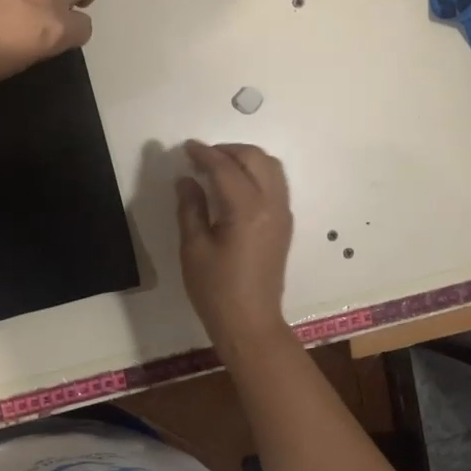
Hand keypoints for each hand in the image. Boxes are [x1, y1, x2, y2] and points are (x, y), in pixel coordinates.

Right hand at [175, 140, 293, 350]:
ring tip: (219, 167)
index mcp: (247, 210)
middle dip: (228, 151)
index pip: (226, 168)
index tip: (186, 148)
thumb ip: (190, 208)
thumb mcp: (193, 248)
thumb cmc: (215, 290)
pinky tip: (236, 186)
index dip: (204, 154)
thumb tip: (186, 180)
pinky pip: (276, 184)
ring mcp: (282, 214)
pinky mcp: (284, 225)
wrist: (249, 322)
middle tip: (201, 157)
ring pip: (271, 168)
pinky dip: (257, 173)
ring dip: (246, 159)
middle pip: (255, 158)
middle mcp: (271, 205)